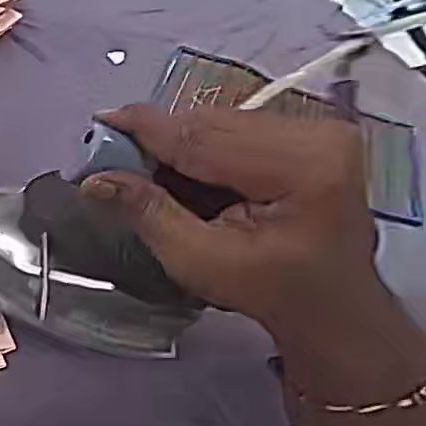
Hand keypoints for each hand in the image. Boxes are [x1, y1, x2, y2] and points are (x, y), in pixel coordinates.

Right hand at [79, 101, 425, 404]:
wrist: (328, 304)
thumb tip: (97, 180)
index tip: (101, 123)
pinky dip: (199, 148)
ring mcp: (316, 129)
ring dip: (174, 144)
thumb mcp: (198, 259)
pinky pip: (235, 129)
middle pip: (211, 123)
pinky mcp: (307, 134)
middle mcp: (317, 133)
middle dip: (155, 138)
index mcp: (302, 165)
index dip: (145, 129)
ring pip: (219, 122)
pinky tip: (180, 172)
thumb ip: (148, 212)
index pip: (205, 136)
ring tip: (142, 170)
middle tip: (110, 157)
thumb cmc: (270, 291)